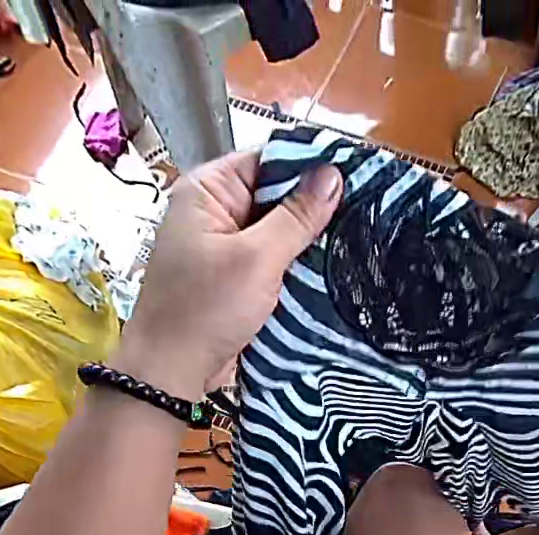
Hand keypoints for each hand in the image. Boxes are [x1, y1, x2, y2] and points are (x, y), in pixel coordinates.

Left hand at [114, 150, 342, 399]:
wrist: (173, 369)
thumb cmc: (206, 308)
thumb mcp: (256, 259)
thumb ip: (295, 218)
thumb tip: (332, 175)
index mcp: (209, 191)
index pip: (267, 162)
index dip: (309, 168)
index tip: (355, 178)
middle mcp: (217, 214)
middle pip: (275, 199)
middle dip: (314, 210)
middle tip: (364, 216)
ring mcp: (227, 250)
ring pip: (279, 236)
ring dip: (309, 245)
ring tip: (356, 243)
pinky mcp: (238, 282)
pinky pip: (274, 266)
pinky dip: (298, 270)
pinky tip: (330, 274)